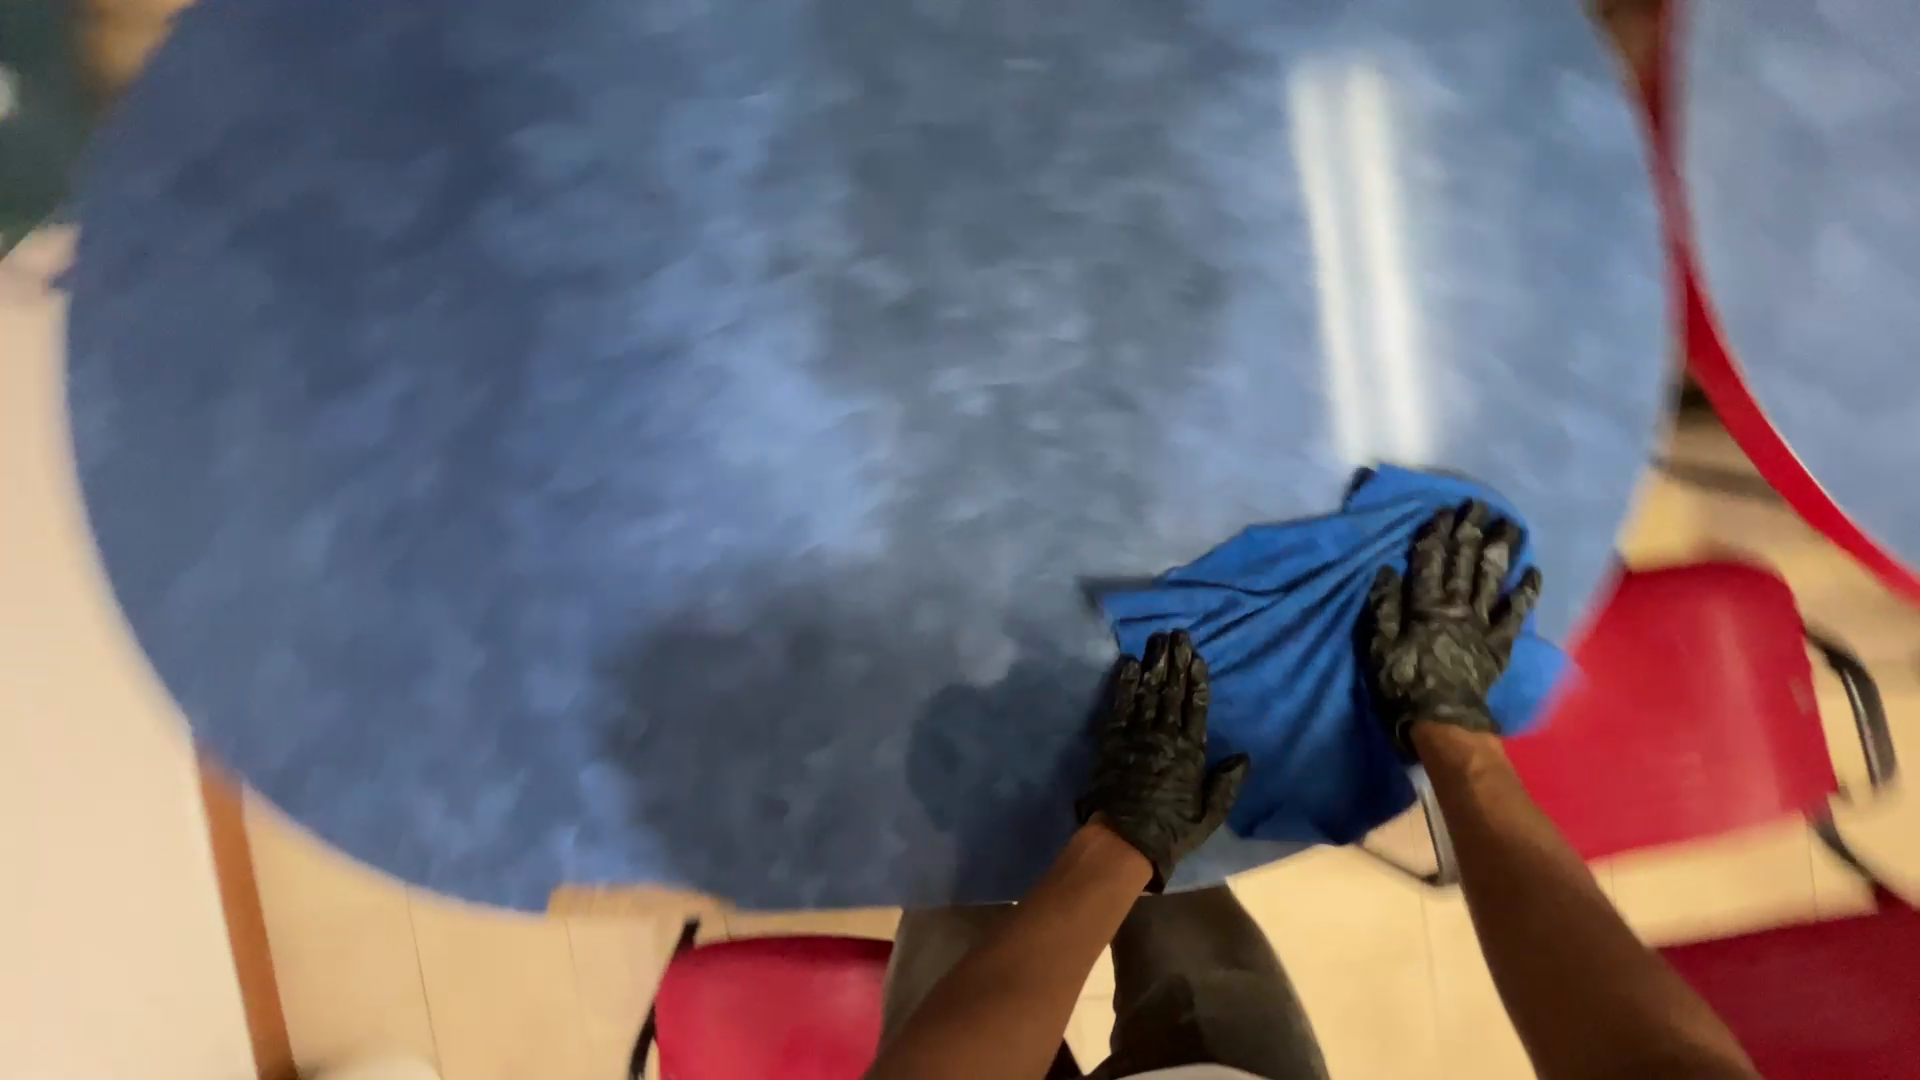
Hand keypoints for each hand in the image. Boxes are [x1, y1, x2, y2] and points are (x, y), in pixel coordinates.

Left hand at [1076, 630, 1249, 891]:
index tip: (1197, 655)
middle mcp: (1166, 736)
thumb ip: (1226, 783)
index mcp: (1192, 752)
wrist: (1127, 839)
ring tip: (1156, 639)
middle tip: (1176, 633)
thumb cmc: (1172, 829)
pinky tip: (1128, 663)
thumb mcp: (1211, 813)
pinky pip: (1120, 705)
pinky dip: (1124, 683)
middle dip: (1175, 661)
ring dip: (1153, 664)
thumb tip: (1244, 755)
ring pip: (1148, 692)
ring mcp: (1138, 735)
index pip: (1197, 707)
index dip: (1198, 680)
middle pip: (1172, 691)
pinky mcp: (1113, 739)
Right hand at [1365, 501, 1543, 755]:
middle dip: (1470, 532)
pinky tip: (1534, 572)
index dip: (1436, 535)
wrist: (1443, 721)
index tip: (1443, 512)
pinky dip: (1526, 593)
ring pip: (1493, 580)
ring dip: (1503, 551)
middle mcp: (1456, 608)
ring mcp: (1482, 625)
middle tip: (1479, 506)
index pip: (1429, 562)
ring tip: (1512, 525)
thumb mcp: (1379, 646)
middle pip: (1464, 564)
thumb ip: (1384, 608)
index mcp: (1425, 607)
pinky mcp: (1499, 644)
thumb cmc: (1403, 683)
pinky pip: (1515, 614)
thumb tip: (1388, 571)